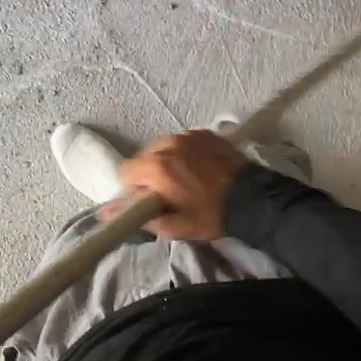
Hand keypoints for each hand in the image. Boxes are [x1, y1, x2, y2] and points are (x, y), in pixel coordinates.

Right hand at [114, 129, 248, 241]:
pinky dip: (184, 153)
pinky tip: (199, 168)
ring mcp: (188, 136)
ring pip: (163, 147)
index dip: (132, 188)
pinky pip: (183, 142)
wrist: (254, 200)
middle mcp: (168, 145)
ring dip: (166, 162)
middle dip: (149, 174)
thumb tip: (106, 214)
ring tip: (184, 179)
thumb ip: (139, 217)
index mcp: (157, 168)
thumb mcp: (174, 226)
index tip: (147, 200)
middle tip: (167, 192)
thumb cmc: (211, 215)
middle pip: (143, 158)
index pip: (125, 171)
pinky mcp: (205, 133)